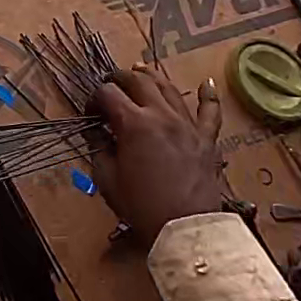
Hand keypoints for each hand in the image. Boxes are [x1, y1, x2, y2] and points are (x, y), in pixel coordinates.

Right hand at [88, 68, 224, 244]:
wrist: (185, 228)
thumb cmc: (141, 205)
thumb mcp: (106, 177)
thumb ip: (99, 148)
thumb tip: (98, 132)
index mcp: (134, 124)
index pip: (107, 94)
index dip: (93, 99)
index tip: (90, 114)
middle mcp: (161, 116)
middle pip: (138, 81)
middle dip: (118, 79)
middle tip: (109, 86)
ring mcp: (188, 125)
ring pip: (169, 88)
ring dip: (151, 77)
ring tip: (139, 71)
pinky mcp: (206, 139)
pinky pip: (210, 112)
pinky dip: (207, 96)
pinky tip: (204, 84)